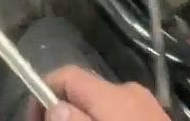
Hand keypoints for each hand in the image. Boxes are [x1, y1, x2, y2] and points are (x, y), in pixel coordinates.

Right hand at [42, 67, 169, 120]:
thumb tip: (54, 106)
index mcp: (114, 95)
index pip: (69, 74)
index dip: (44, 91)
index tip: (32, 118)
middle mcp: (130, 91)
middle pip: (84, 91)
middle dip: (64, 111)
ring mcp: (147, 105)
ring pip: (101, 106)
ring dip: (84, 118)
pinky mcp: (157, 119)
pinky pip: (120, 116)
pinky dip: (104, 120)